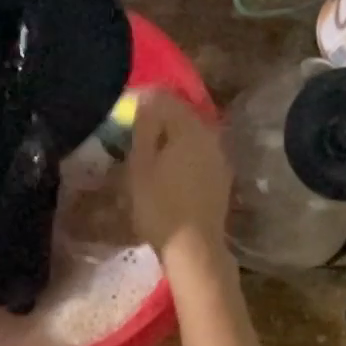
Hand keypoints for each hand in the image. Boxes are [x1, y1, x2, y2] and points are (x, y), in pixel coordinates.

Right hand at [127, 92, 233, 259]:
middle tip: (134, 135)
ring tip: (150, 155)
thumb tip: (145, 99)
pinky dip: (183, 157)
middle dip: (159, 120)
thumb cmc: (159, 207)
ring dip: (172, 140)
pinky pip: (199, 155)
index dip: (143, 101)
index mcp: (188, 127)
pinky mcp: (221, 177)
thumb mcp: (140, 167)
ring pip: (191, 136)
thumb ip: (144, 128)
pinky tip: (170, 173)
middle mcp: (209, 133)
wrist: (194, 247)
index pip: (164, 98)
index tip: (124, 113)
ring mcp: (219, 156)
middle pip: (181, 115)